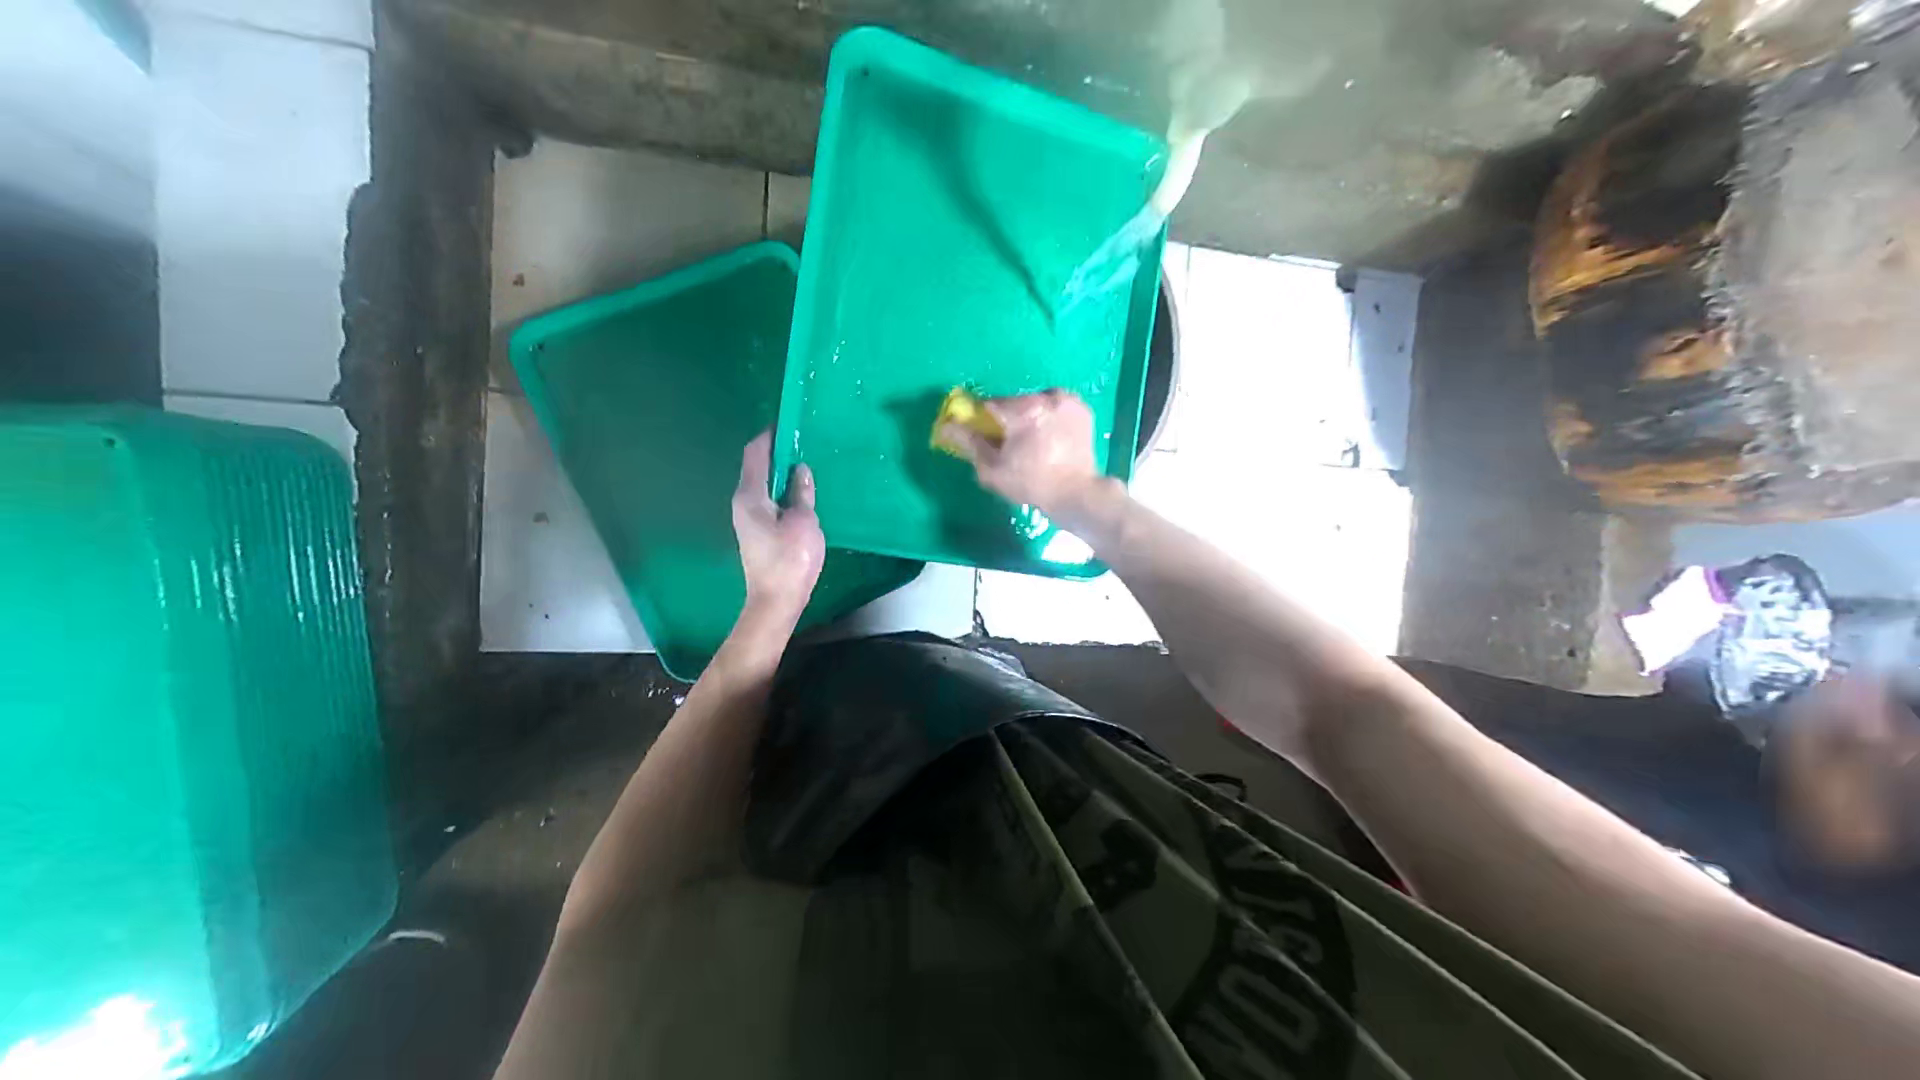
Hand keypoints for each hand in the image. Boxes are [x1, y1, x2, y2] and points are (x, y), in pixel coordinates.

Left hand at [732, 431, 824, 622]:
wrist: (776, 601)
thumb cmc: (790, 560)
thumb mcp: (804, 522)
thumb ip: (801, 493)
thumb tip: (800, 470)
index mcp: (750, 496)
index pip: (755, 454)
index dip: (770, 436)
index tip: (789, 423)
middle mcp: (744, 503)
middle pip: (758, 467)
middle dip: (779, 453)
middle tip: (804, 442)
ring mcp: (748, 519)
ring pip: (765, 485)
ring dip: (783, 473)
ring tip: (807, 465)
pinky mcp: (758, 532)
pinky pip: (770, 500)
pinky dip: (783, 491)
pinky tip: (802, 494)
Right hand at [939, 389, 1108, 518]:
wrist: (1077, 494)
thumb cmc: (1031, 484)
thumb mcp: (992, 469)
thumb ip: (970, 443)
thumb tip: (948, 425)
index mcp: (1024, 409)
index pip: (990, 404)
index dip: (982, 419)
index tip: (983, 434)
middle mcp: (1047, 397)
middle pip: (1014, 402)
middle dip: (1008, 418)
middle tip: (1009, 443)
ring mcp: (1067, 401)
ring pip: (1036, 402)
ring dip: (1029, 415)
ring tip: (1032, 442)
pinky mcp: (1082, 409)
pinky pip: (1055, 406)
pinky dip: (1049, 416)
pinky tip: (1049, 437)